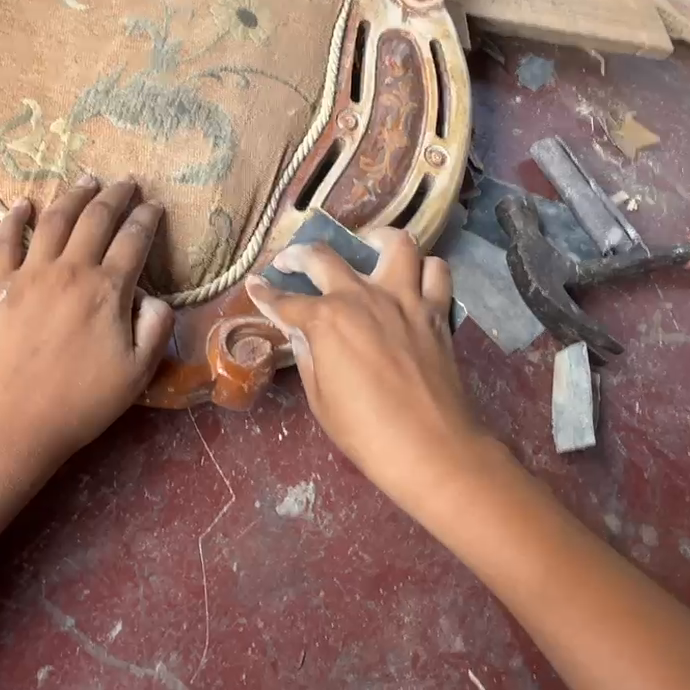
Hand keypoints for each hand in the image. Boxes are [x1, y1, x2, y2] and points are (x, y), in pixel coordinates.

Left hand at [0, 176, 174, 472]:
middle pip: (96, 218)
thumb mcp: (138, 373)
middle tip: (127, 182)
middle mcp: (70, 270)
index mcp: (107, 290)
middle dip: (116, 195)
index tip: (154, 206)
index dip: (147, 218)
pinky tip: (24, 202)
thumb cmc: (82, 402)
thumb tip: (157, 297)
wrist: (14, 423)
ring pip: (54, 220)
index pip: (133, 240)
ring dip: (74, 195)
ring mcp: (30, 274)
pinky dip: (14, 217)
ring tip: (87, 180)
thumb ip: (156, 328)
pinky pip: (4, 241)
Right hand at [245, 229, 496, 508]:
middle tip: (290, 260)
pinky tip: (413, 280)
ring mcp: (403, 298)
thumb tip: (301, 332)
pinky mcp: (436, 310)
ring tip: (368, 250)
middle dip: (297, 254)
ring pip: (395, 244)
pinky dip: (424, 270)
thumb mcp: (319, 398)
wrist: (430, 447)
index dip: (263, 293)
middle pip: (324, 256)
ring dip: (376, 242)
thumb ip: (307, 354)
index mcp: (327, 319)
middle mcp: (362, 296)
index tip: (253, 285)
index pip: (284, 300)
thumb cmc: (366, 431)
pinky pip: (436, 272)